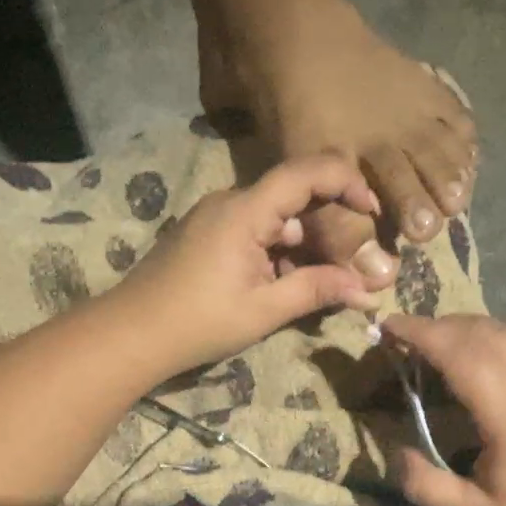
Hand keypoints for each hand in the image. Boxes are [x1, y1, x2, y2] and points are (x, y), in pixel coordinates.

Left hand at [109, 153, 380, 371]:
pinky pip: (252, 234)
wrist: (130, 334)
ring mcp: (214, 219)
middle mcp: (230, 202)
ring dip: (305, 248)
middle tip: (359, 266)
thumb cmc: (197, 322)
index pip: (307, 171)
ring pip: (274, 221)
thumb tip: (368, 290)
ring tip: (332, 283)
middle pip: (293, 200)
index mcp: (245, 210)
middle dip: (330, 230)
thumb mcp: (263, 310)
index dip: (347, 181)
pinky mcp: (205, 238)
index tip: (374, 209)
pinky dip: (278, 255)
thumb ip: (316, 291)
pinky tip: (292, 285)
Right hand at [386, 314, 505, 505]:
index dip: (417, 331)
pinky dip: (504, 335)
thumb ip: (426, 487)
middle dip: (438, 327)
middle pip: (479, 329)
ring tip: (447, 345)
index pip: (455, 349)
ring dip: (471, 328)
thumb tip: (397, 453)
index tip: (387, 325)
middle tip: (408, 340)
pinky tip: (497, 356)